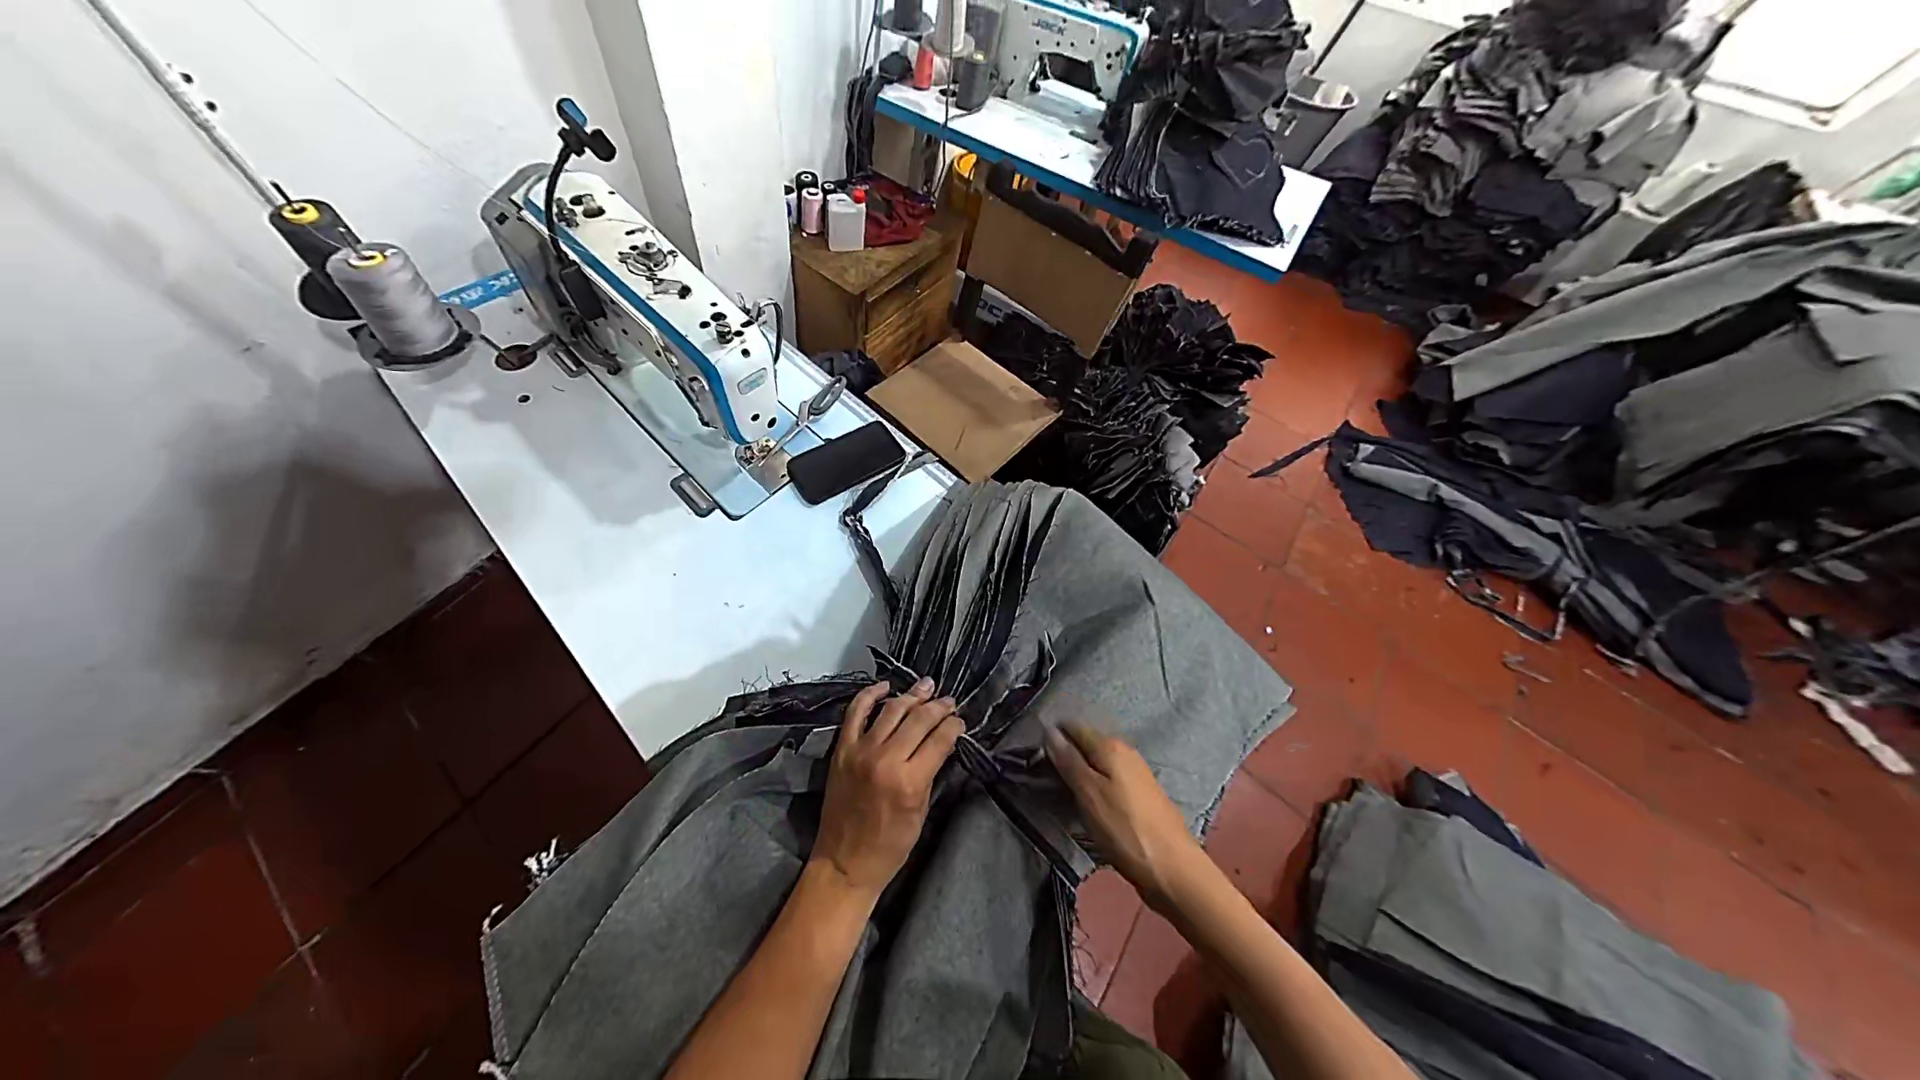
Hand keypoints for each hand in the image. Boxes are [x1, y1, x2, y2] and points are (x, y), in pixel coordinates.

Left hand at [811, 678, 963, 897]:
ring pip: (891, 710)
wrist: (844, 862)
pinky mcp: (842, 750)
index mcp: (910, 780)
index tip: (960, 721)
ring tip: (927, 686)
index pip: (940, 739)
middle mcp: (885, 759)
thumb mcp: (921, 812)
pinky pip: (855, 713)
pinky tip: (885, 686)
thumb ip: (930, 773)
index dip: (954, 726)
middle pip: (919, 719)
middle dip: (939, 707)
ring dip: (912, 695)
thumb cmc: (889, 846)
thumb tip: (942, 743)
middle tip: (949, 700)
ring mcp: (861, 751)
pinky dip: (869, 695)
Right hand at [1046, 723, 1202, 906]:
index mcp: (1111, 746)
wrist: (1172, 869)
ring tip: (1059, 789)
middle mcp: (1126, 753)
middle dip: (1065, 754)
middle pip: (1087, 744)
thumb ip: (1069, 762)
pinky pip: (1108, 780)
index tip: (1033, 751)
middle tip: (1041, 773)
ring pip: (1098, 763)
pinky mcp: (1140, 796)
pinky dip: (1094, 786)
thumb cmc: (1125, 829)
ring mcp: (1136, 774)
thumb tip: (1050, 732)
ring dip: (1079, 772)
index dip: (1053, 735)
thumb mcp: (1089, 794)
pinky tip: (1085, 801)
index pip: (1074, 727)